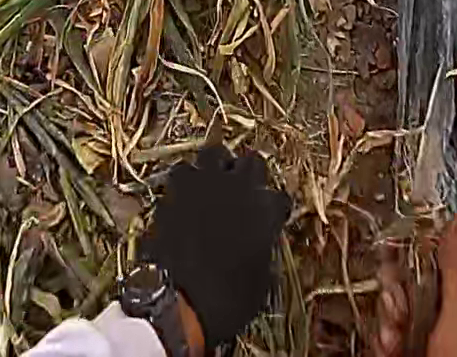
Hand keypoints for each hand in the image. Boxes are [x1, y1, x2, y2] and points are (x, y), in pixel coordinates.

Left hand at [139, 144, 290, 348]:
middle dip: (250, 174)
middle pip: (252, 162)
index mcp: (265, 209)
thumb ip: (263, 253)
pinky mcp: (176, 187)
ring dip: (216, 166)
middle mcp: (239, 186)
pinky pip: (183, 171)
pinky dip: (185, 182)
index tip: (271, 219)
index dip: (275, 210)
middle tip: (243, 191)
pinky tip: (184, 195)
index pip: (279, 198)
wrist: (180, 303)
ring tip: (213, 182)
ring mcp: (206, 181)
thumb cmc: (227, 302)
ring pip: (215, 152)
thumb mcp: (260, 283)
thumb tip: (260, 249)